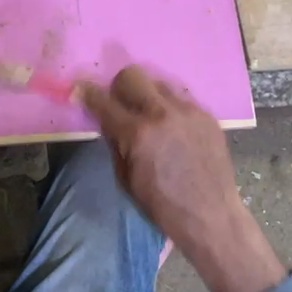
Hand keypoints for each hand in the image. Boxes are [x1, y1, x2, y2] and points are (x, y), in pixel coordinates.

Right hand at [77, 66, 286, 291]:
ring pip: (158, 83)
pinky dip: (171, 110)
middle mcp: (162, 113)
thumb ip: (115, 142)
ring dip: (148, 96)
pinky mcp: (207, 115)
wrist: (211, 216)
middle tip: (122, 104)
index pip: (103, 100)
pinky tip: (175, 130)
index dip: (86, 92)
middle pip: (132, 75)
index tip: (79, 89)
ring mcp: (188, 111)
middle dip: (120, 87)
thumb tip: (108, 119)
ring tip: (153, 119)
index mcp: (137, 133)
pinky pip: (182, 99)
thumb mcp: (126, 179)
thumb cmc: (162, 205)